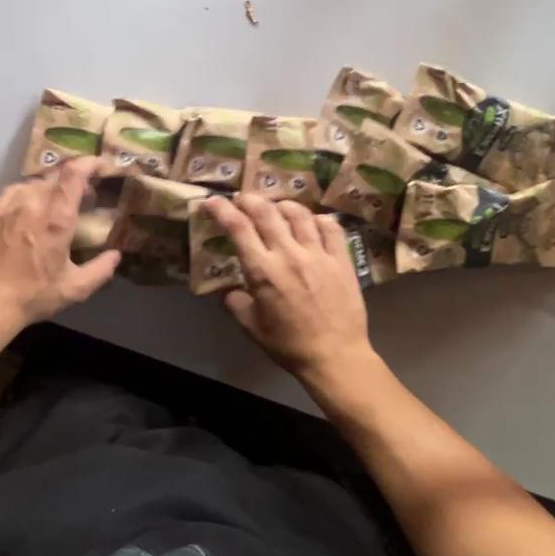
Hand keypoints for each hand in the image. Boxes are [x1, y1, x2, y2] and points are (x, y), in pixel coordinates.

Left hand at [0, 158, 120, 327]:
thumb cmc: (33, 295)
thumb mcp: (75, 288)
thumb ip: (100, 269)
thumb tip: (116, 256)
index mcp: (56, 219)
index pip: (73, 175)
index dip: (88, 164)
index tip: (99, 166)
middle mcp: (32, 204)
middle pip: (56, 178)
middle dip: (73, 182)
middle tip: (83, 197)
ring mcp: (9, 207)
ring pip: (34, 183)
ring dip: (50, 189)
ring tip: (56, 203)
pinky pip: (14, 192)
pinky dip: (28, 194)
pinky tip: (30, 208)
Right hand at [205, 194, 374, 381]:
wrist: (335, 356)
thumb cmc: (288, 345)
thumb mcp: (251, 326)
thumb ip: (234, 302)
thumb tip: (224, 287)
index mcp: (263, 271)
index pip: (238, 227)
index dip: (222, 209)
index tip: (212, 201)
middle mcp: (289, 254)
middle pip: (266, 211)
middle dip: (249, 199)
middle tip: (243, 199)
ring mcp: (318, 254)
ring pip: (298, 213)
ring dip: (282, 205)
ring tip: (277, 208)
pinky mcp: (341, 258)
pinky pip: (330, 226)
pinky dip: (317, 218)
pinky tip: (312, 223)